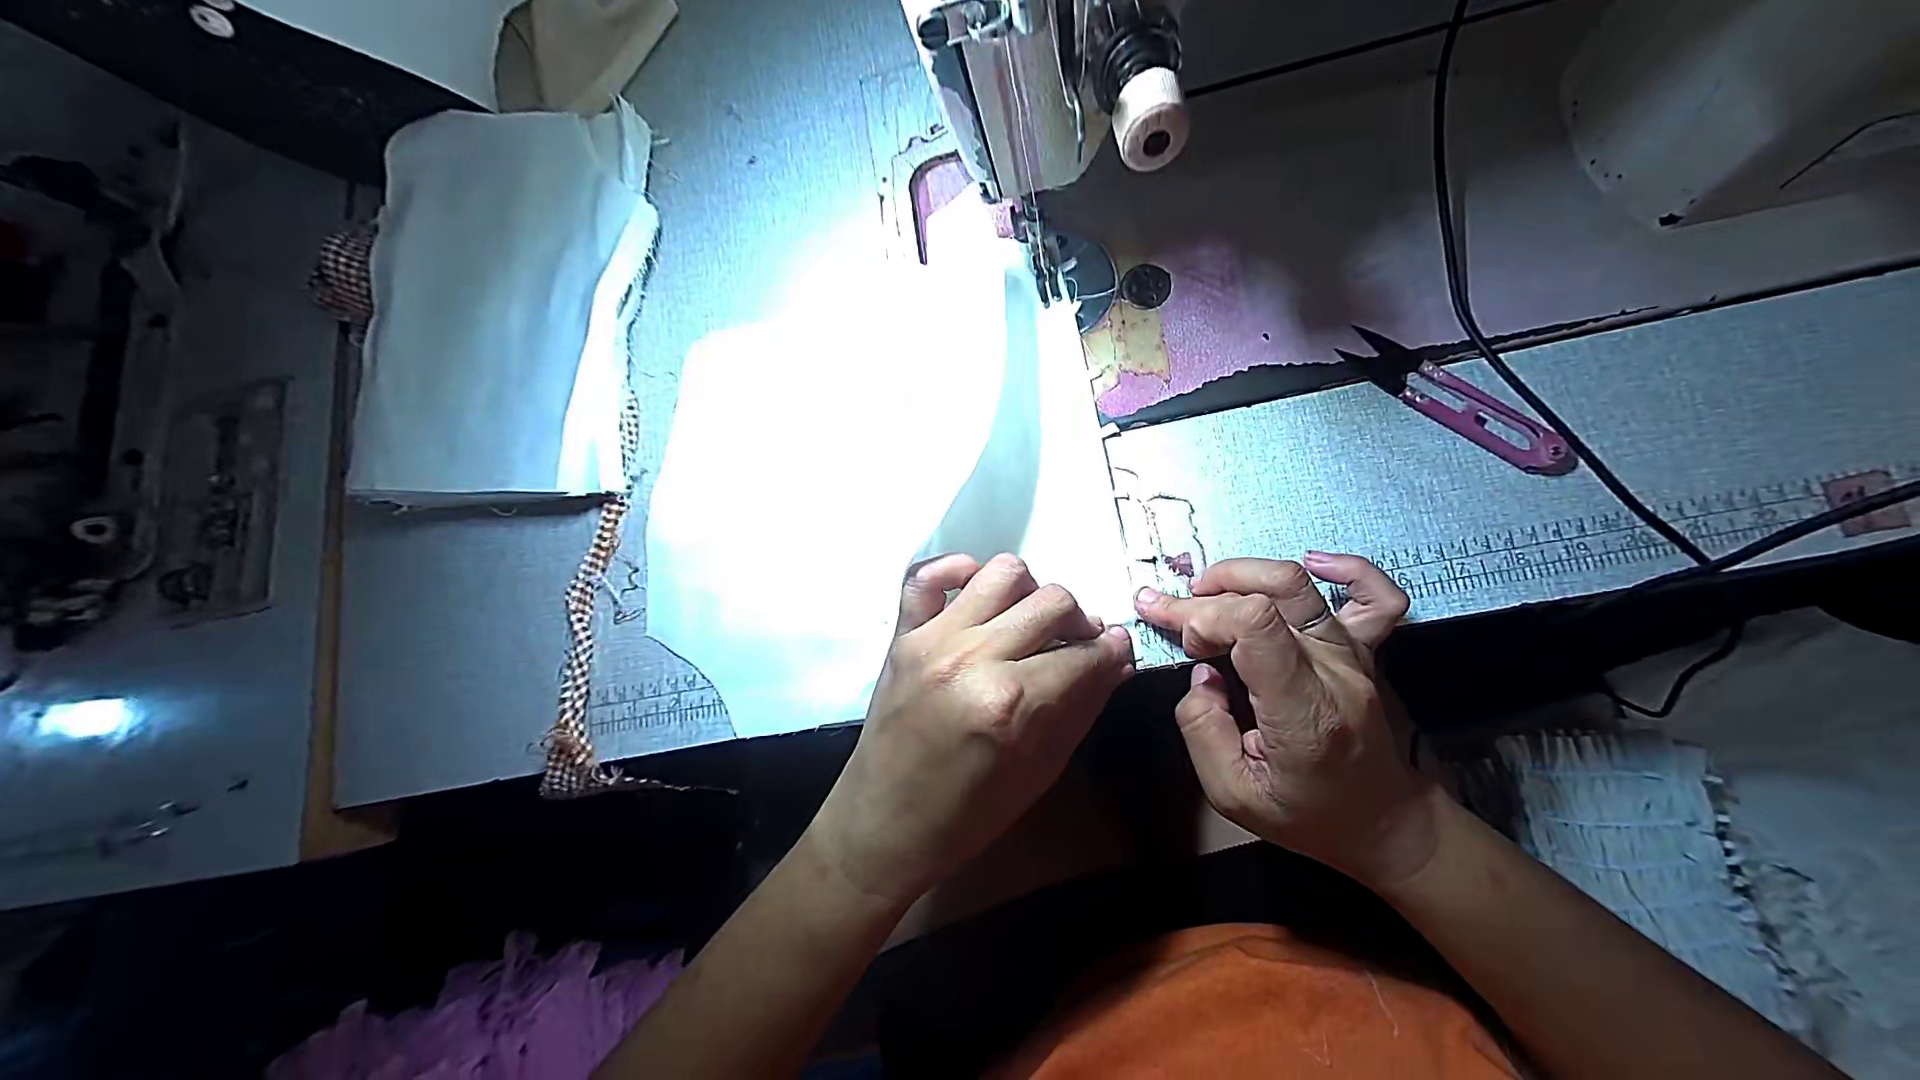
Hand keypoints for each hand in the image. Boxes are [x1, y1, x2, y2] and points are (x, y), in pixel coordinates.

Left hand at [807, 553, 1134, 904]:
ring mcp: (931, 639)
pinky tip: (976, 592)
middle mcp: (973, 657)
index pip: (1084, 654)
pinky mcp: (901, 634)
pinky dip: (957, 570)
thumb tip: (1116, 658)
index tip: (1115, 650)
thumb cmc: (970, 813)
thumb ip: (1083, 705)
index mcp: (1011, 702)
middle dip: (1079, 621)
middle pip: (1052, 601)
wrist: (886, 824)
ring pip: (1002, 572)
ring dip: (1030, 592)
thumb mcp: (1041, 769)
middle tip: (1076, 644)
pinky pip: (926, 574)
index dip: (1111, 651)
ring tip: (1029, 622)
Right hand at [1133, 553, 1437, 888]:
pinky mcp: (1366, 651)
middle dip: (1208, 595)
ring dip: (1242, 575)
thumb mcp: (1232, 795)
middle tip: (1175, 616)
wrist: (1387, 824)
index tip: (1187, 645)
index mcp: (1304, 711)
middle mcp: (1334, 671)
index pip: (1256, 624)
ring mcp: (1355, 656)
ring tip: (1207, 592)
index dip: (1206, 618)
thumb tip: (1201, 675)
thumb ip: (1201, 730)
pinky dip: (1346, 569)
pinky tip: (1314, 562)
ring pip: (1302, 585)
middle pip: (1272, 594)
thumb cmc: (1309, 816)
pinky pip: (1375, 597)